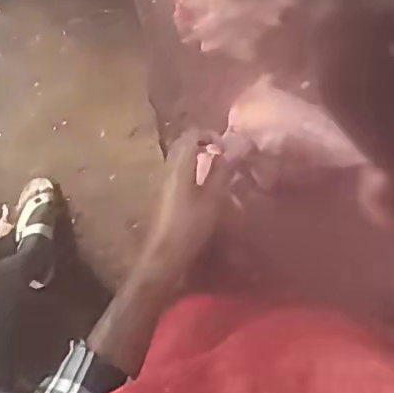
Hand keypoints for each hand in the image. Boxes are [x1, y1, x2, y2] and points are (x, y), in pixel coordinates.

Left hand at [91, 129, 230, 375]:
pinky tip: (204, 185)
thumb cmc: (189, 228)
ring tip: (217, 167)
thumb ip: (221, 172)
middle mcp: (167, 168)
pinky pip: (177, 169)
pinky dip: (191, 167)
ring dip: (197, 155)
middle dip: (203, 142)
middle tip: (223, 153)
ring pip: (179, 156)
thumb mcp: (212, 200)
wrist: (162, 257)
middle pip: (183, 143)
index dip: (210, 134)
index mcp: (179, 166)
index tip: (227, 146)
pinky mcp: (162, 193)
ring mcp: (162, 181)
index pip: (192, 135)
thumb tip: (232, 149)